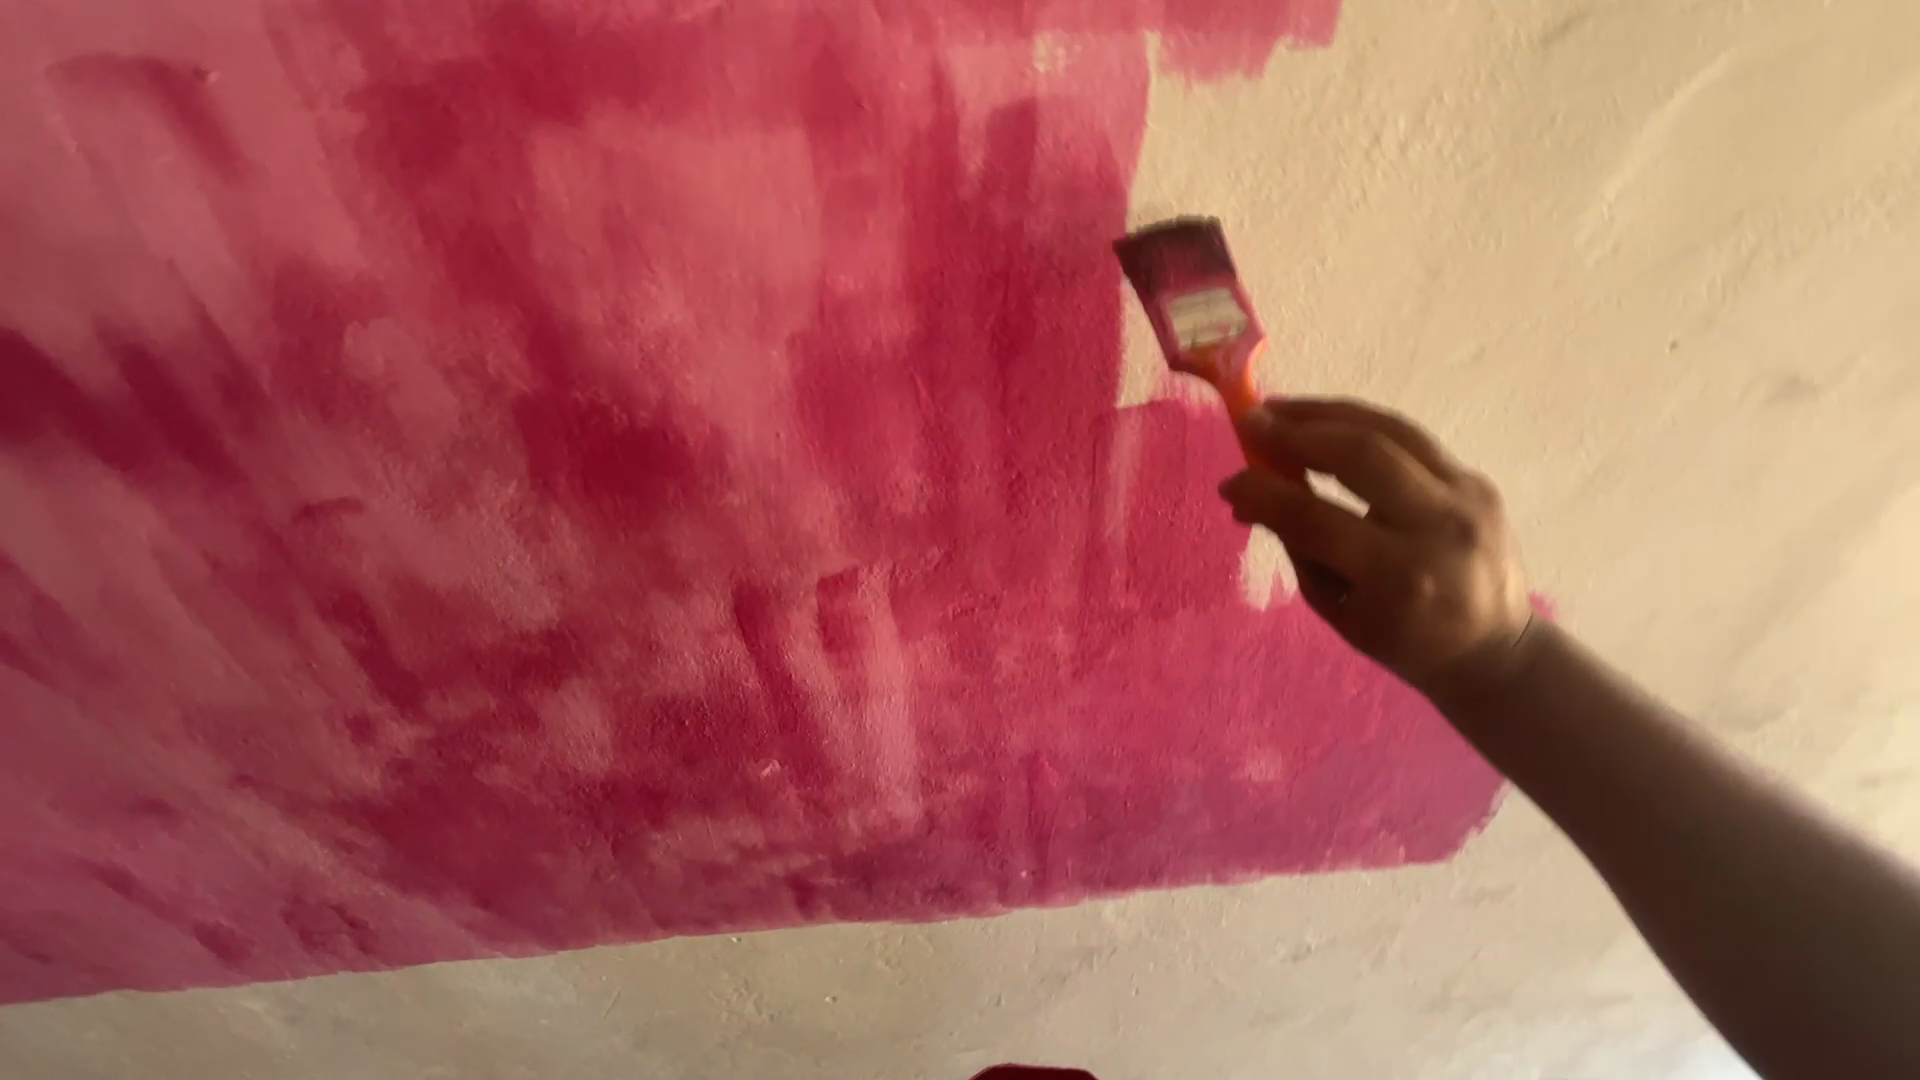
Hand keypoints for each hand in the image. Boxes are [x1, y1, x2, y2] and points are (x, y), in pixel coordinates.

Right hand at [1218, 397, 1535, 699]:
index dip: (1264, 494)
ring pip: (1391, 430)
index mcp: (1400, 576)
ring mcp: (1467, 496)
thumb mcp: (1335, 606)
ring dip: (1326, 414)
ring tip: (1279, 410)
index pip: (1315, 518)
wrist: (1493, 647)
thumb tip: (1251, 493)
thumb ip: (1298, 544)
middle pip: (1363, 456)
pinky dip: (1357, 425)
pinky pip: (1408, 438)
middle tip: (1252, 423)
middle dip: (1298, 433)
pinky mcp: (1474, 478)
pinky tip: (1321, 423)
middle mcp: (1439, 527)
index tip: (1229, 484)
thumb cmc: (1400, 638)